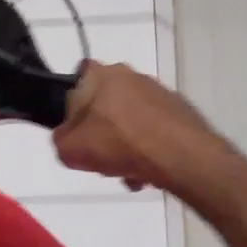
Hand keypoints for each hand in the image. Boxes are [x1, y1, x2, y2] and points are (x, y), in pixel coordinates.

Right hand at [52, 59, 222, 191]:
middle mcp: (129, 74)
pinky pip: (157, 130)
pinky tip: (153, 173)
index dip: (73, 113)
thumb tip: (68, 141)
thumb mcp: (72, 150)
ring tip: (131, 173)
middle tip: (103, 159)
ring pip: (132, 120)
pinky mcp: (183, 112)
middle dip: (103, 132)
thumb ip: (60, 142)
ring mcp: (159, 92)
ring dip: (128, 144)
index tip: (79, 136)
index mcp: (99, 74)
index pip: (76, 85)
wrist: (186, 159)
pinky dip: (152, 148)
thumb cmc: (121, 144)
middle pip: (106, 105)